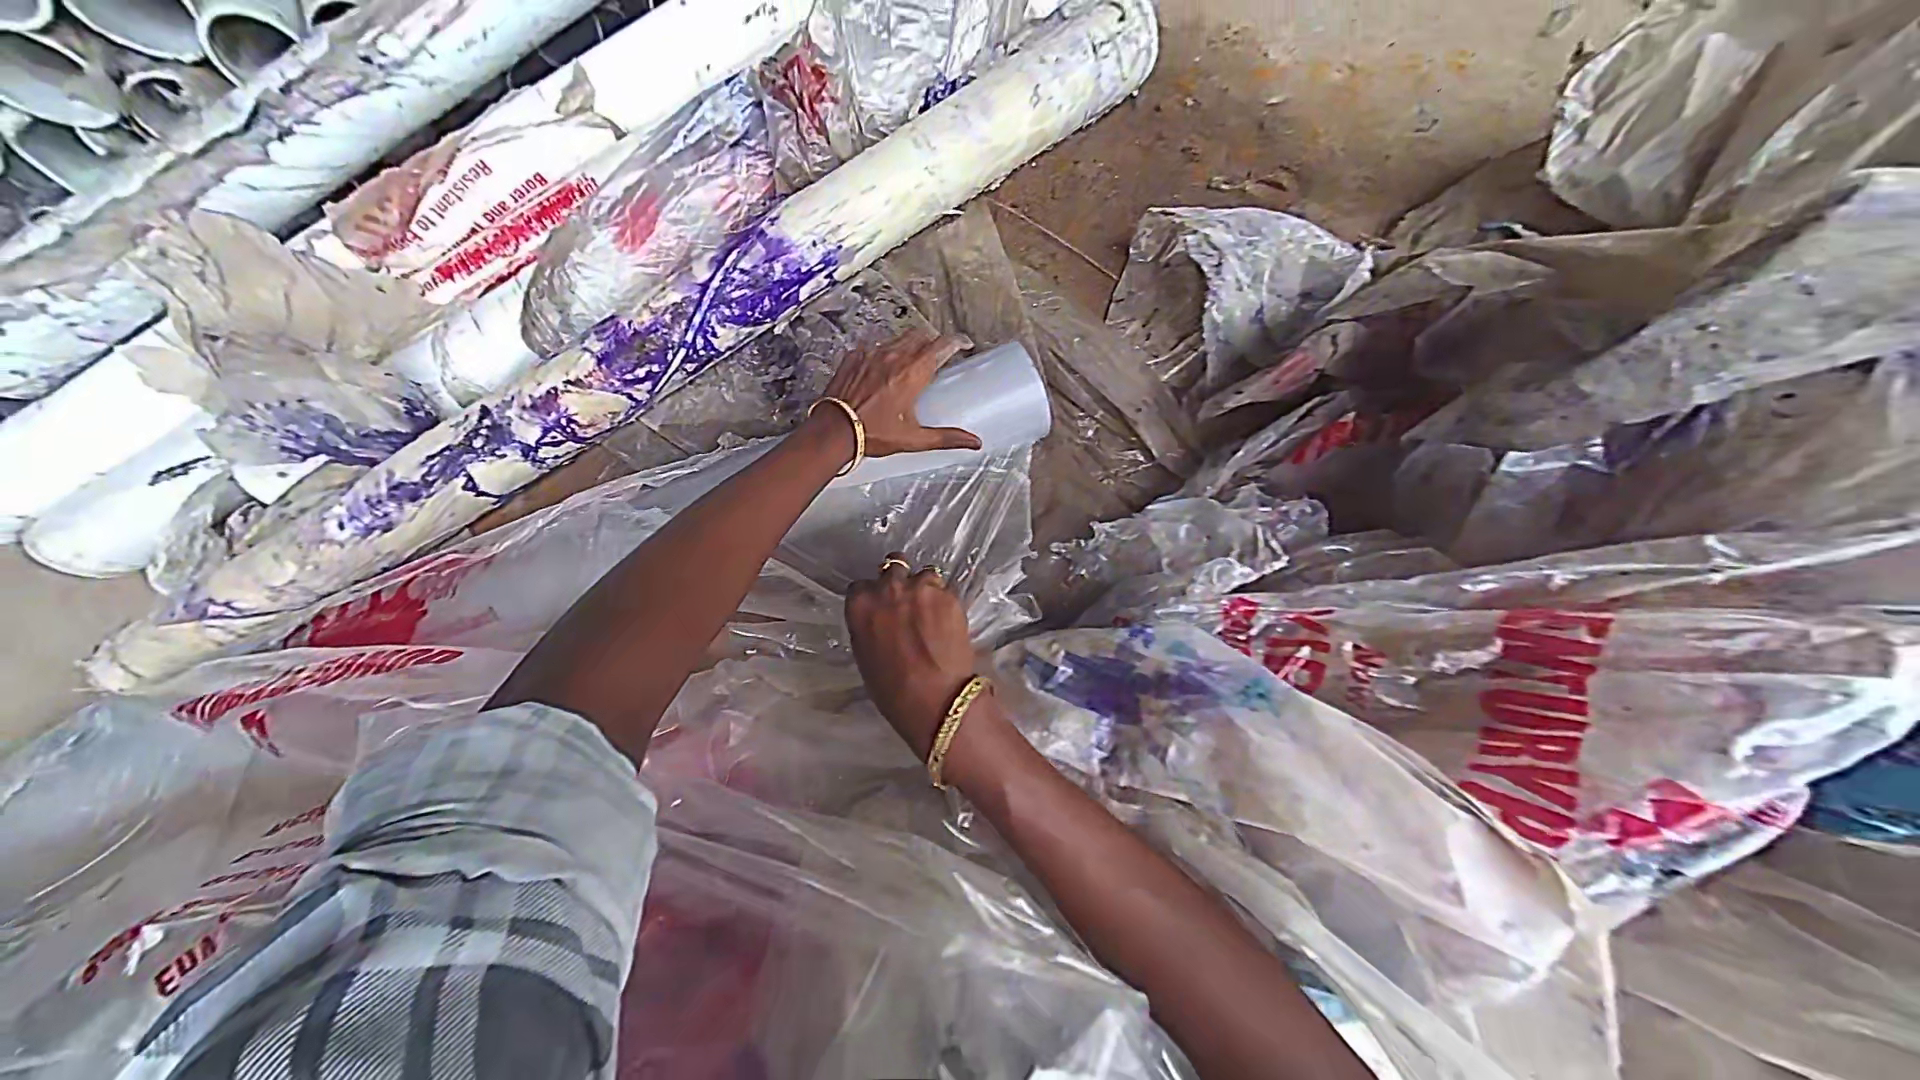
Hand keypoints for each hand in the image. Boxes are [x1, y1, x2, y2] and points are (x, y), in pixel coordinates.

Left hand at [824, 329, 982, 457]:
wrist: (833, 430)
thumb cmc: (871, 433)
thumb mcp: (914, 438)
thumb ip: (946, 438)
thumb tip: (972, 442)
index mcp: (913, 373)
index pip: (942, 345)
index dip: (957, 341)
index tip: (964, 344)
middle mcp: (894, 357)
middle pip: (921, 336)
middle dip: (933, 342)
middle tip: (937, 355)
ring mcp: (872, 353)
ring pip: (898, 338)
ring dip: (909, 346)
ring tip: (911, 363)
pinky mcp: (855, 356)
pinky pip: (875, 346)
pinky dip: (884, 353)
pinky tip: (883, 369)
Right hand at [846, 554, 981, 757]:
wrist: (935, 698)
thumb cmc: (892, 688)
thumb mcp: (865, 654)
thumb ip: (868, 625)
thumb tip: (877, 618)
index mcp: (861, 603)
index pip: (861, 586)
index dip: (873, 597)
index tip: (881, 609)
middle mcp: (889, 587)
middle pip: (893, 567)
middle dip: (900, 581)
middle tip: (909, 603)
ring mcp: (922, 588)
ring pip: (925, 574)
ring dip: (926, 588)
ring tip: (933, 613)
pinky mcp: (950, 595)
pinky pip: (946, 591)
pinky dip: (946, 603)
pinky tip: (948, 624)